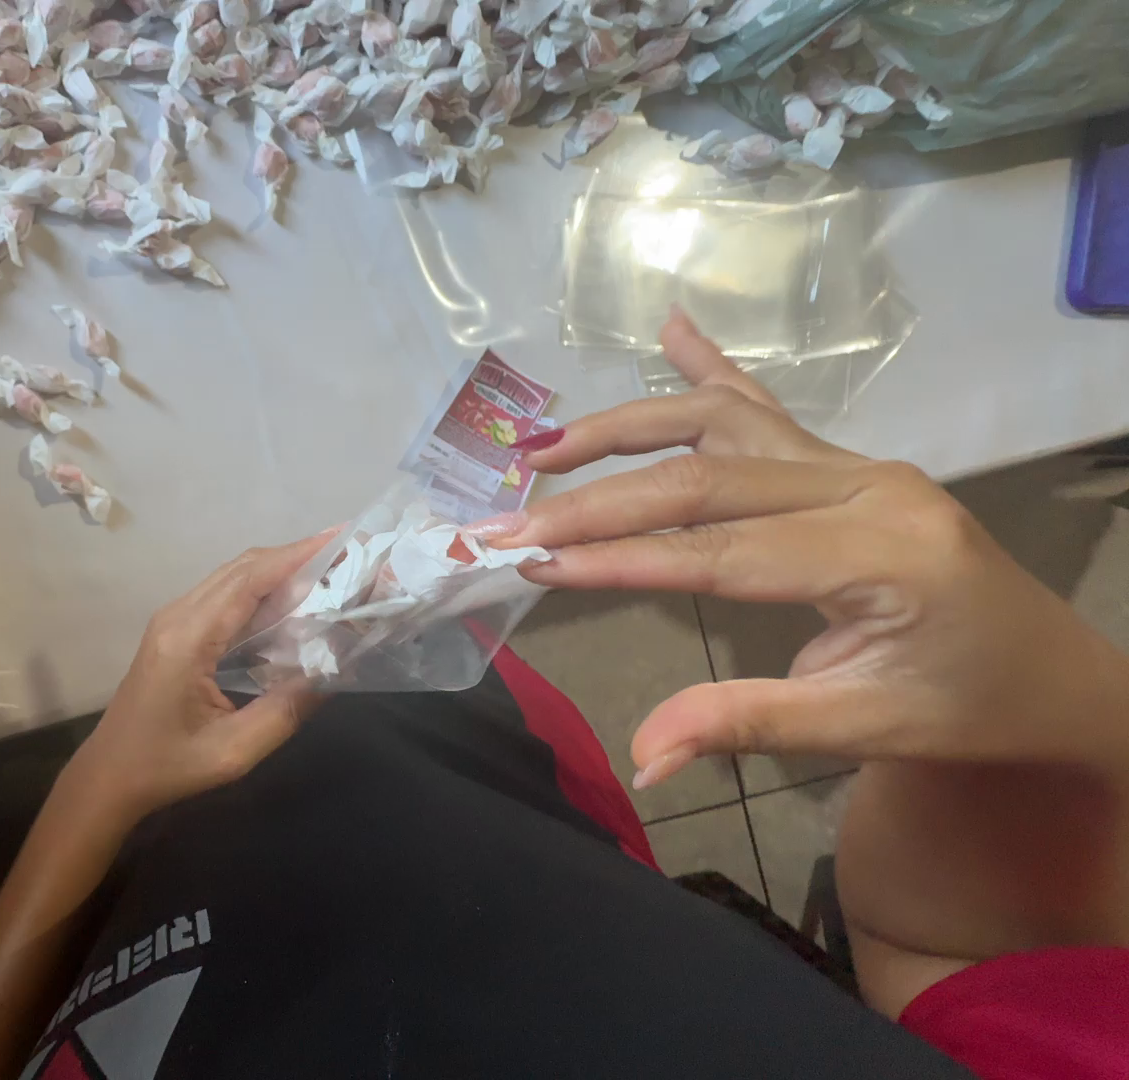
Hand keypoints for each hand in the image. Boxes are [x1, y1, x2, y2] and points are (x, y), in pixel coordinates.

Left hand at [62, 533, 332, 825]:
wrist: (110, 774)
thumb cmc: (167, 766)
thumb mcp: (233, 751)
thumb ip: (284, 712)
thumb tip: (333, 672)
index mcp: (188, 639)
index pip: (248, 581)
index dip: (295, 555)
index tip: (340, 538)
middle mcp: (177, 616)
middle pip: (240, 569)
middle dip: (294, 557)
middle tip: (345, 556)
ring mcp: (171, 620)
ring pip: (230, 578)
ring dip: (277, 570)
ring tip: (327, 572)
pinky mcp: (173, 631)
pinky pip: (221, 596)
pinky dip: (259, 589)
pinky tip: (288, 601)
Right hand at [490, 309, 1128, 786]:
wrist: (1054, 676)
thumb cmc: (962, 707)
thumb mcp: (860, 730)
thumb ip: (743, 727)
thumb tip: (644, 759)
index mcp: (880, 555)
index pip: (715, 551)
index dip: (616, 558)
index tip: (532, 563)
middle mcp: (863, 487)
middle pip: (697, 477)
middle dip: (589, 501)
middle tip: (506, 523)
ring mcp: (851, 463)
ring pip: (714, 423)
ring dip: (619, 429)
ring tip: (541, 450)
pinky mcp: (838, 461)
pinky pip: (760, 405)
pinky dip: (707, 366)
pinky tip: (671, 330)